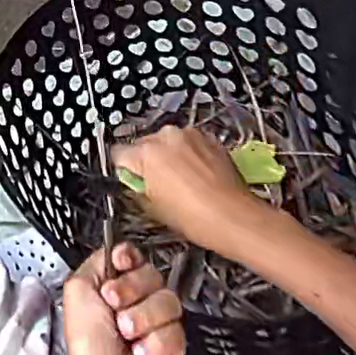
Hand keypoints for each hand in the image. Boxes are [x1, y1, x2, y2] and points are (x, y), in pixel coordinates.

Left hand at [62, 243, 184, 354]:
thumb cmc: (89, 348)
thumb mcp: (77, 291)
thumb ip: (95, 262)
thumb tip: (112, 250)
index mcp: (105, 287)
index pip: (129, 257)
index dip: (128, 257)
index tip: (122, 262)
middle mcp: (130, 303)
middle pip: (150, 274)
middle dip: (134, 290)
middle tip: (117, 308)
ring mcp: (152, 324)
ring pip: (167, 299)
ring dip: (145, 318)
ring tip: (129, 337)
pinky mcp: (172, 347)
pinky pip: (177, 329)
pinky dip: (158, 342)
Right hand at [112, 126, 284, 257]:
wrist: (237, 219)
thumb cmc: (195, 218)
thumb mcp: (152, 208)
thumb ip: (136, 189)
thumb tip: (133, 183)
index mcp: (146, 153)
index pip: (118, 154)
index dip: (123, 170)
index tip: (131, 181)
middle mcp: (165, 136)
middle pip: (143, 145)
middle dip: (147, 161)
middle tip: (158, 184)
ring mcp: (188, 135)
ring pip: (166, 142)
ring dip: (168, 155)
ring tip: (181, 180)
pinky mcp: (208, 138)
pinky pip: (188, 142)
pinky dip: (188, 154)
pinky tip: (197, 175)